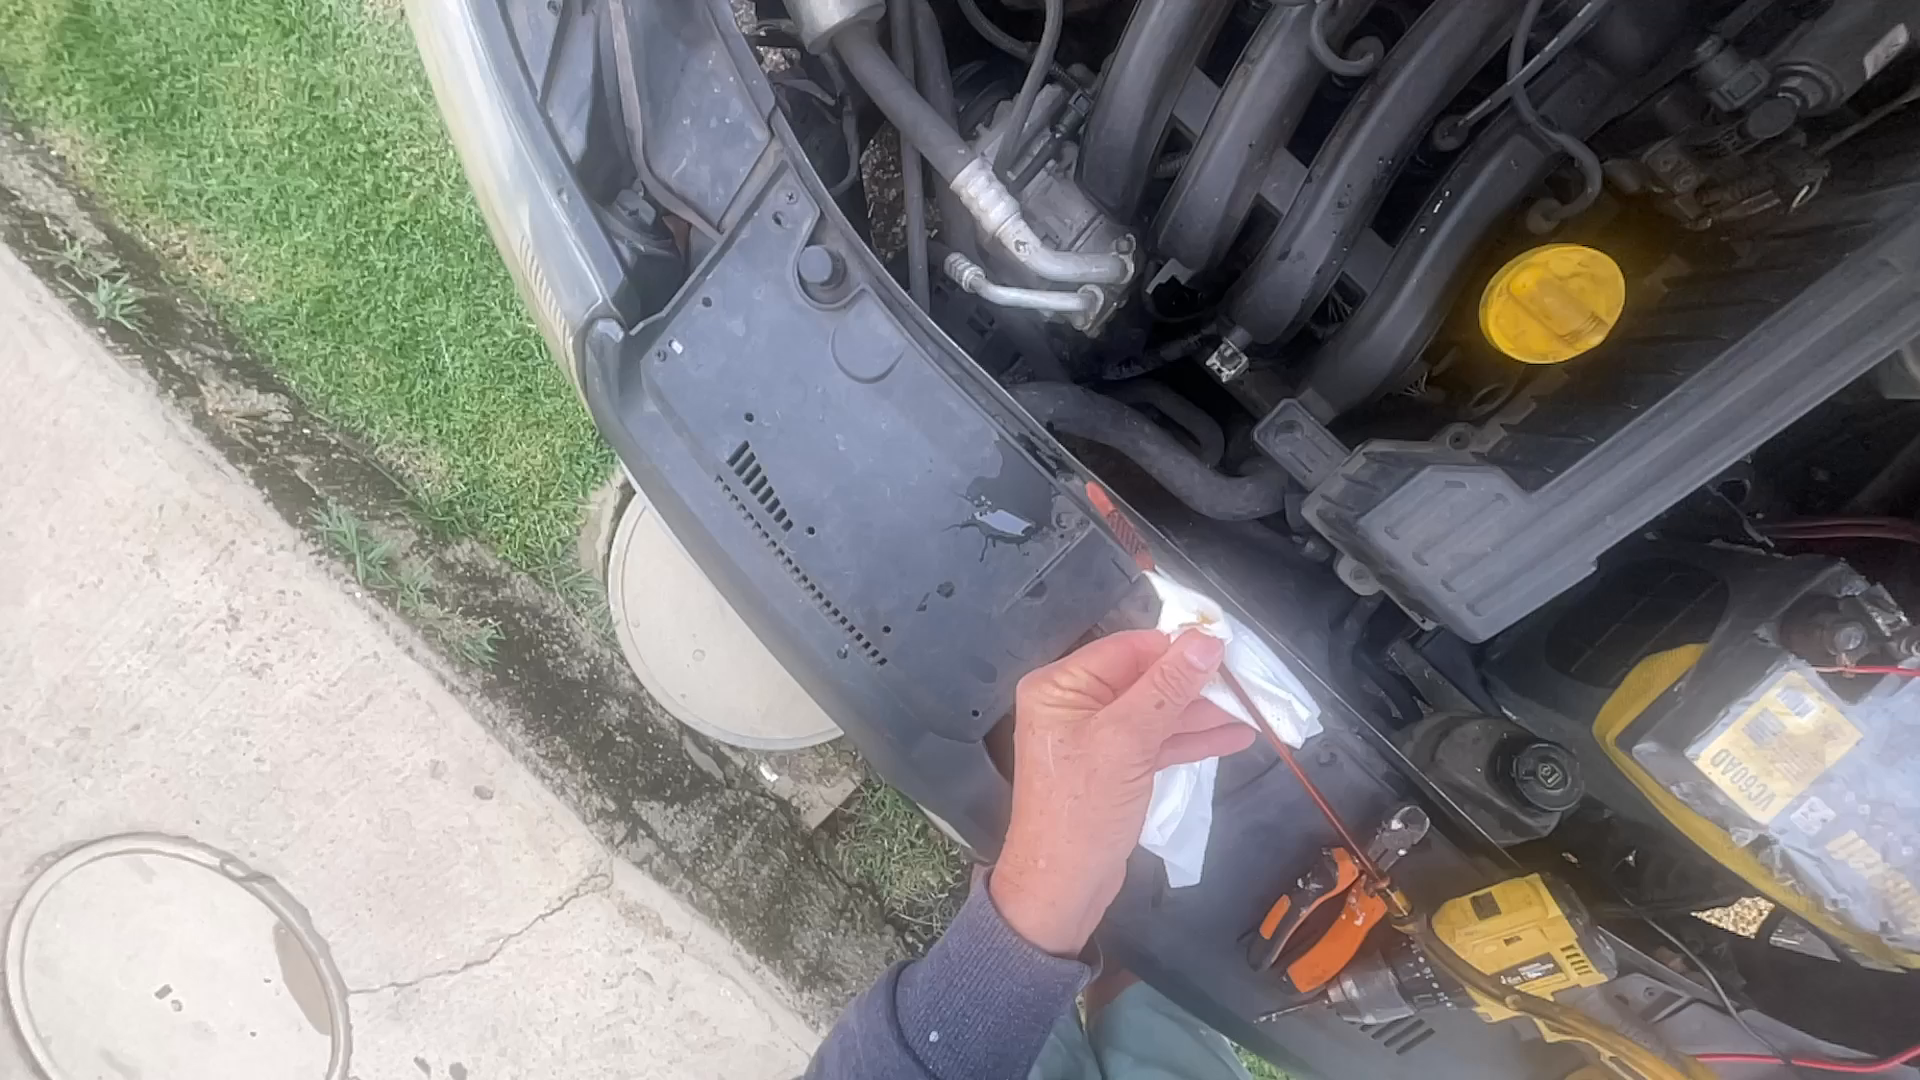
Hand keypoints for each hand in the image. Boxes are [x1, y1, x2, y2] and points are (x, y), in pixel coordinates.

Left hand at [990, 629, 1256, 954]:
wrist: (1063, 888)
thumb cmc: (1084, 808)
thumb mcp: (1127, 741)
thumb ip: (1167, 688)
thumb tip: (1206, 640)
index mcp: (1060, 685)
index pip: (1125, 649)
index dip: (1174, 646)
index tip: (1224, 644)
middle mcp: (1074, 704)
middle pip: (1142, 679)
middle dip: (1193, 682)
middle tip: (1246, 680)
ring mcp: (1095, 736)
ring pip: (1154, 712)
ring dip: (1200, 711)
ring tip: (1251, 707)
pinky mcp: (1114, 766)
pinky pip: (1156, 742)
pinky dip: (1190, 739)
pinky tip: (1233, 735)